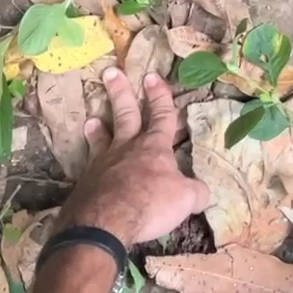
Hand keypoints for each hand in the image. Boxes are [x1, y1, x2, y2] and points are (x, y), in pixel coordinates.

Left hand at [54, 68, 210, 245]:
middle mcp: (128, 147)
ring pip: (103, 138)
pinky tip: (87, 167)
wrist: (105, 221)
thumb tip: (204, 191)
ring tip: (92, 120)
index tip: (152, 75)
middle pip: (126, 113)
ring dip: (98, 128)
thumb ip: (196, 192)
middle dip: (121, 91)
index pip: (162, 115)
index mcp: (155, 146)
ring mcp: (104, 162)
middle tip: (110, 71)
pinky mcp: (88, 181)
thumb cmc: (149, 203)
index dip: (160, 95)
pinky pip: (90, 165)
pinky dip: (91, 163)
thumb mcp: (185, 199)